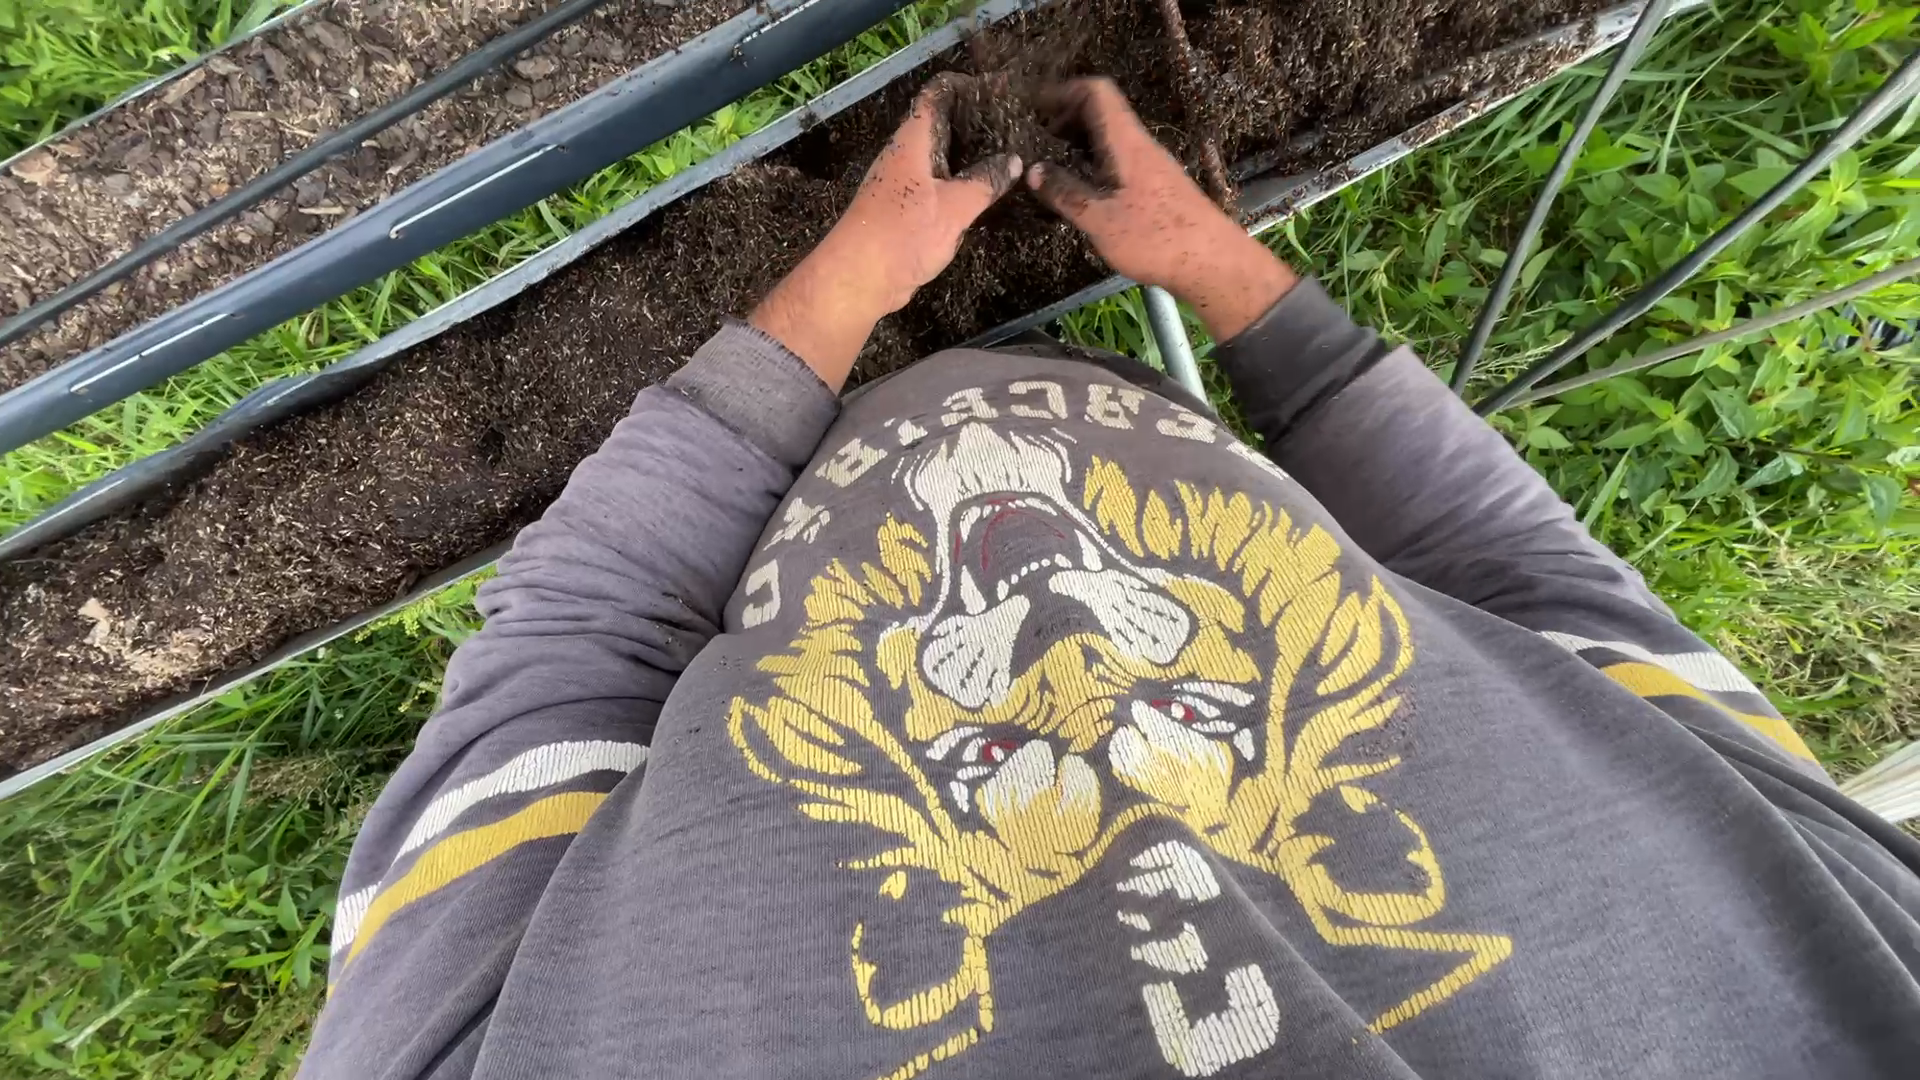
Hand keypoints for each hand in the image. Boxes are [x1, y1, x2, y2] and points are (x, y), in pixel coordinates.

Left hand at [751, 74, 1021, 390]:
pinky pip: (935, 192)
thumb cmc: (904, 234)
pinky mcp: (902, 213)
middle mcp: (904, 156)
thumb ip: (985, 183)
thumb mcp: (954, 208)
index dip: (965, 88)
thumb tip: (1013, 161)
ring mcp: (901, 185)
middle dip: (973, 129)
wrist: (860, 278)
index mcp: (912, 140)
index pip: (937, 96)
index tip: (997, 94)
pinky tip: (978, 201)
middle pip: (940, 129)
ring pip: (938, 164)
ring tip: (1003, 164)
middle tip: (1011, 134)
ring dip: (966, 164)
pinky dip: (956, 191)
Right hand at [1026, 78, 1297, 341]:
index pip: (1097, 93)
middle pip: (1103, 114)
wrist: (1210, 261)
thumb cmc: (1154, 238)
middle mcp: (1140, 146)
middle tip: (1037, 142)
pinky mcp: (1156, 189)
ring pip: (1110, 141)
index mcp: (1126, 143)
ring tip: (1052, 167)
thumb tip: (1032, 171)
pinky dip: (1094, 166)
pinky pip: (1119, 163)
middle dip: (1067, 120)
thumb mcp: (1100, 220)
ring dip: (1080, 146)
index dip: (1064, 91)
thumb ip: (1066, 193)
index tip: (1036, 106)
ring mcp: (1151, 167)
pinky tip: (1082, 192)